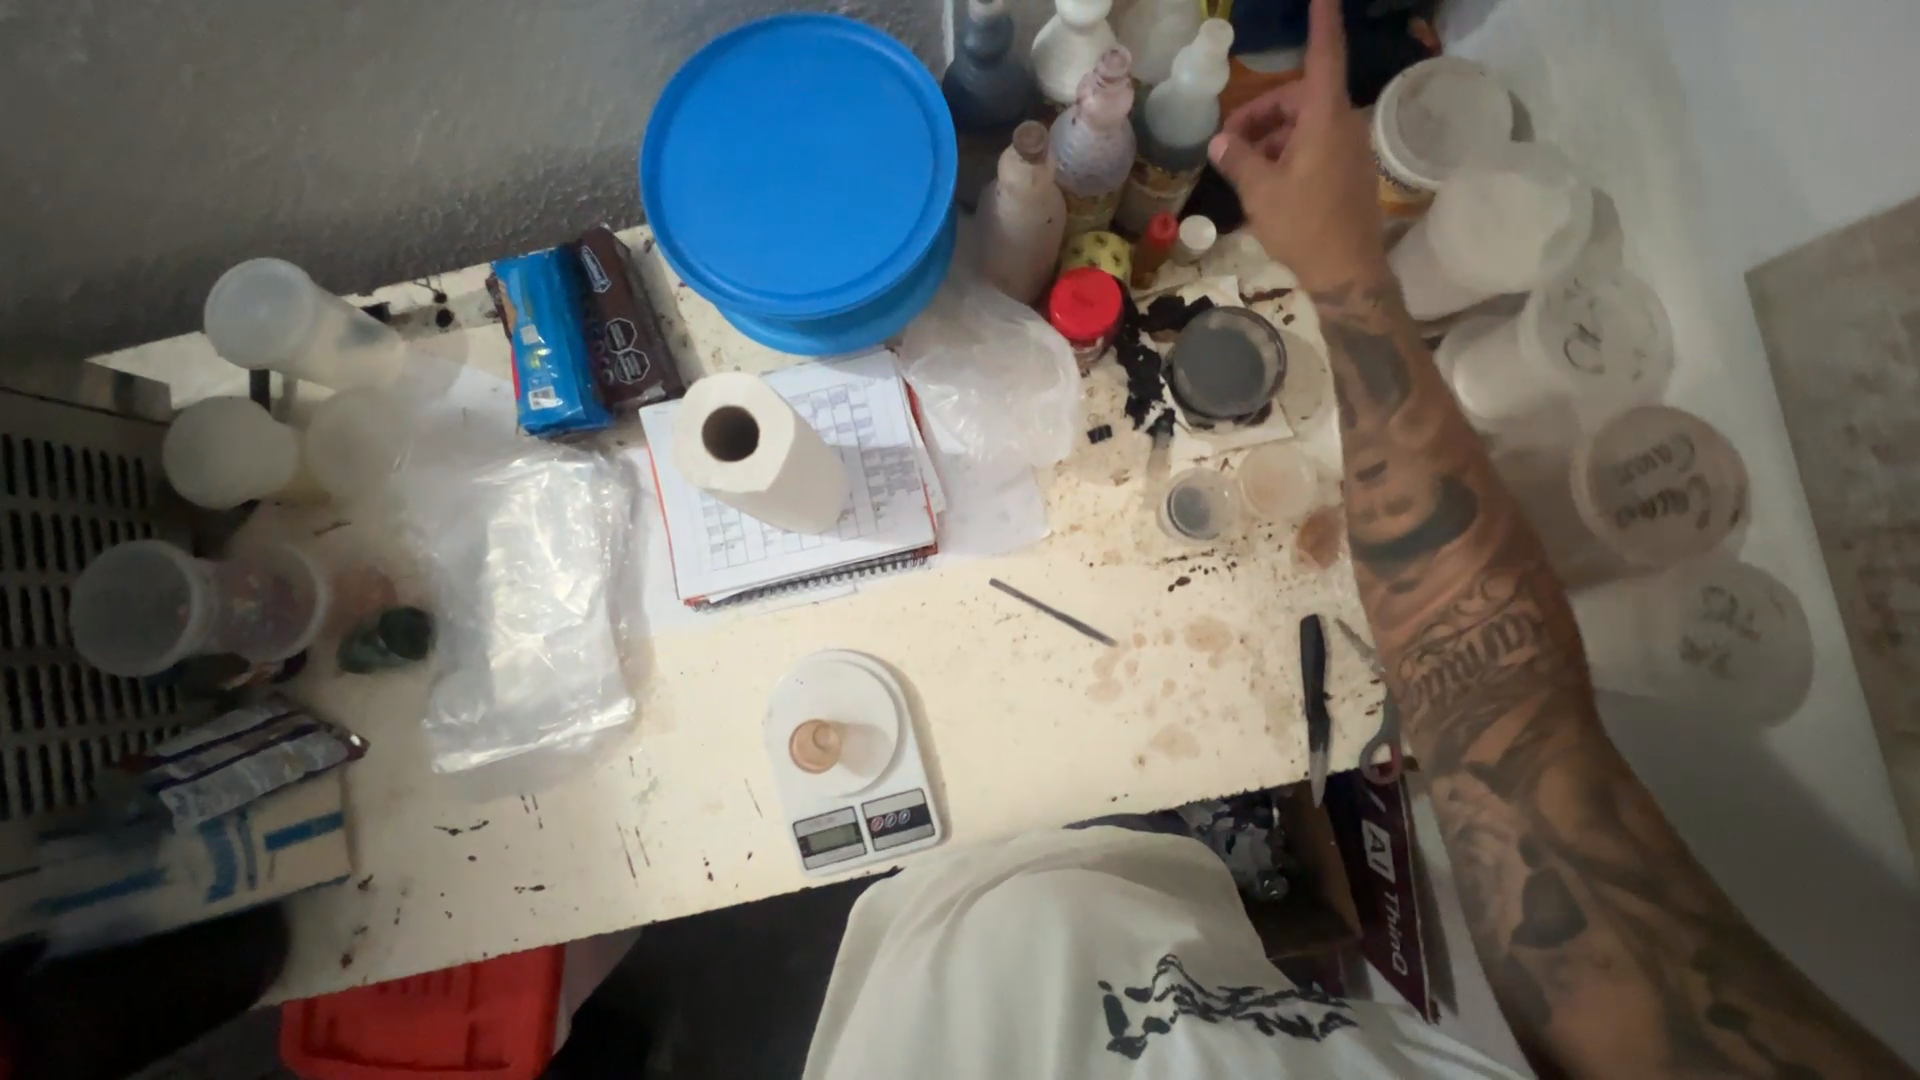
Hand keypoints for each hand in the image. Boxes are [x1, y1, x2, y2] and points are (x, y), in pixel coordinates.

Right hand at [1208, 0, 1387, 293]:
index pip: (1324, 55)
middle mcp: (1343, 124)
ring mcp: (1349, 148)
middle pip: (1300, 99)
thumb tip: (1220, 141)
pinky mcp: (1348, 171)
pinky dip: (1287, 154)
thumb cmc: (1303, 225)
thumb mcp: (1260, 193)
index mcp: (1325, 119)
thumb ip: (1239, 160)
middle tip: (1227, 144)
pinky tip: (1264, 183)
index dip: (1322, 19)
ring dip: (1271, 139)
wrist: (1346, 269)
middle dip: (1262, 114)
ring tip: (1241, 170)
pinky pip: (1314, 147)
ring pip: (1304, 126)